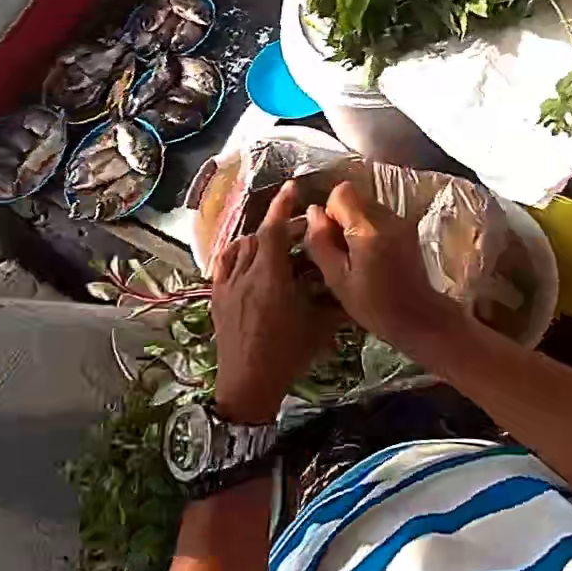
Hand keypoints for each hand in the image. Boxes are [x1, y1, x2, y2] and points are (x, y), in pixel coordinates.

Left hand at [210, 181, 336, 423]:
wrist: (248, 383)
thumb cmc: (287, 355)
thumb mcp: (319, 328)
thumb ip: (335, 302)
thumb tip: (355, 285)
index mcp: (270, 276)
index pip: (273, 229)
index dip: (282, 205)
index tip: (291, 187)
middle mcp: (245, 274)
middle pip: (259, 237)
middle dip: (278, 228)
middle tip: (297, 230)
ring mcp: (227, 285)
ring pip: (240, 249)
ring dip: (258, 240)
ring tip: (274, 245)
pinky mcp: (216, 297)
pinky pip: (224, 265)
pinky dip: (236, 255)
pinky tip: (245, 258)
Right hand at [303, 180, 469, 358]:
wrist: (419, 318)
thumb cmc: (374, 305)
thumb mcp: (336, 278)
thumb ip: (320, 242)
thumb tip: (312, 212)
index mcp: (368, 229)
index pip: (342, 192)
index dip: (330, 211)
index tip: (331, 237)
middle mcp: (388, 218)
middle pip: (355, 195)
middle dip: (341, 216)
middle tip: (341, 249)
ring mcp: (401, 221)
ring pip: (366, 204)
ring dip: (354, 222)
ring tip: (355, 254)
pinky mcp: (407, 228)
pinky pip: (378, 215)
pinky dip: (368, 228)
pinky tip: (370, 255)